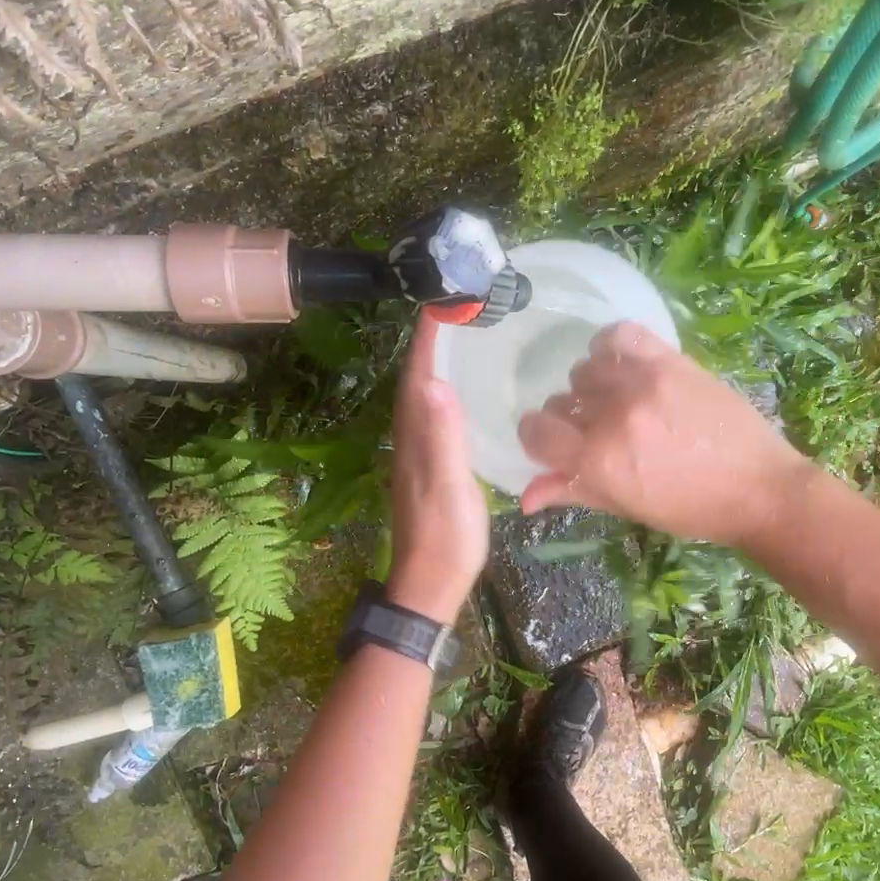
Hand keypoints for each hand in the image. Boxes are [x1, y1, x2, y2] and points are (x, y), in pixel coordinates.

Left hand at [387, 314, 488, 622]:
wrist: (430, 583)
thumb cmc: (446, 538)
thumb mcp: (450, 488)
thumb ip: (444, 438)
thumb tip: (435, 382)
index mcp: (415, 435)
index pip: (419, 373)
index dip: (429, 335)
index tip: (446, 296)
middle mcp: (411, 436)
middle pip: (419, 376)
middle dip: (435, 338)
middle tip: (463, 304)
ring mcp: (419, 451)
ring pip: (427, 393)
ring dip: (440, 360)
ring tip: (467, 333)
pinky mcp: (431, 463)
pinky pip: (437, 412)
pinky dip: (449, 387)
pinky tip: (468, 388)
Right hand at [518, 321, 814, 547]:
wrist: (758, 488)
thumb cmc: (690, 510)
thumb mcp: (626, 507)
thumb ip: (572, 492)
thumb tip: (524, 498)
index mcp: (598, 462)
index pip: (535, 432)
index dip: (538, 439)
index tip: (555, 444)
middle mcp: (613, 418)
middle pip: (560, 401)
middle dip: (570, 419)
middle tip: (599, 433)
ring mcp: (642, 384)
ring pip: (585, 369)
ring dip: (593, 387)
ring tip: (619, 402)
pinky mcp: (670, 361)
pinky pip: (618, 336)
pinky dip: (611, 348)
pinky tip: (624, 368)